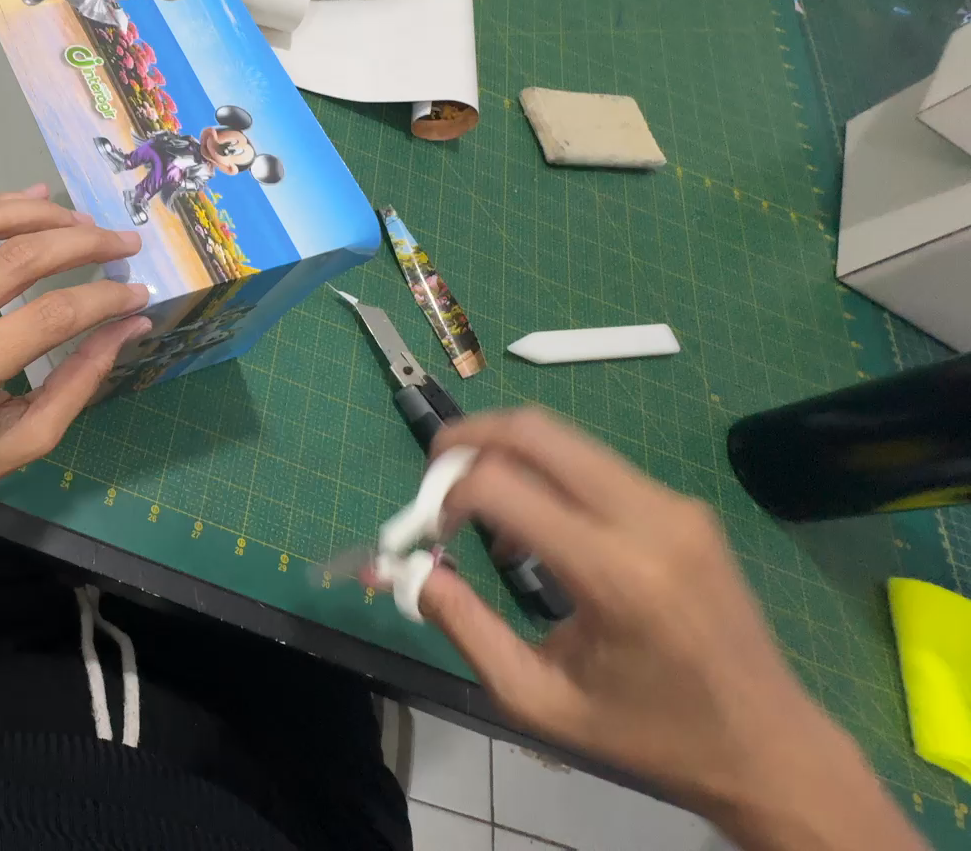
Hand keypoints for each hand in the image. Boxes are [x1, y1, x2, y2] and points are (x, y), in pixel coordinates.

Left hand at [0, 185, 150, 579]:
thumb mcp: (21, 442)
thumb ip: (78, 381)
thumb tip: (130, 326)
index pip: (48, 316)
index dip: (102, 300)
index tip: (138, 292)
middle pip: (17, 259)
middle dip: (81, 243)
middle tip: (125, 242)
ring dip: (35, 215)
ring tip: (82, 219)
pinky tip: (30, 204)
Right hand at [417, 410, 919, 847]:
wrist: (773, 750)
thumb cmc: (647, 733)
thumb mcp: (535, 698)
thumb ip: (461, 625)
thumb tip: (407, 569)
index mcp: (617, 575)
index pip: (500, 486)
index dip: (444, 497)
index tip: (431, 533)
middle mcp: (650, 521)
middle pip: (532, 431)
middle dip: (464, 440)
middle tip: (433, 477)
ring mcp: (674, 507)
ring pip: (559, 437)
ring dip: (501, 457)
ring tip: (482, 513)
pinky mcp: (682, 507)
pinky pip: (588, 461)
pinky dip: (538, 473)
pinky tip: (532, 527)